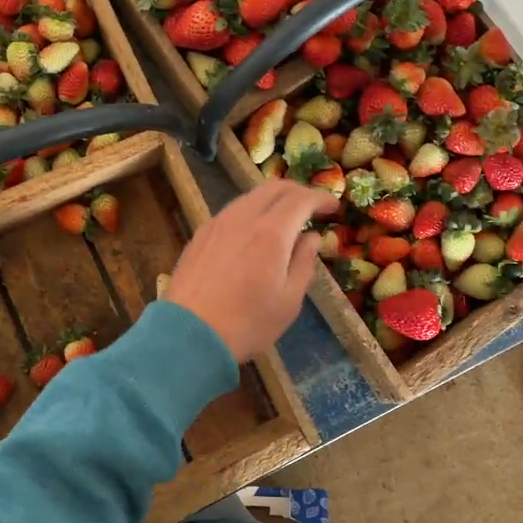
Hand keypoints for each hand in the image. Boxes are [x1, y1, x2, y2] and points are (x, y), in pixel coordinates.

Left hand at [165, 180, 338, 360]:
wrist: (189, 335)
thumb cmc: (247, 323)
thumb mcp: (289, 300)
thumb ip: (304, 263)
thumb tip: (312, 238)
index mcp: (271, 232)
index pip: (300, 199)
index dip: (320, 198)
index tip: (333, 206)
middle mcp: (243, 218)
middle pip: (274, 188)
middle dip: (298, 192)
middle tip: (312, 208)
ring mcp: (217, 223)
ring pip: (250, 197)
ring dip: (273, 200)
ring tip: (284, 219)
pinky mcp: (200, 235)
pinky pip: (232, 212)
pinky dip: (251, 212)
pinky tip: (254, 232)